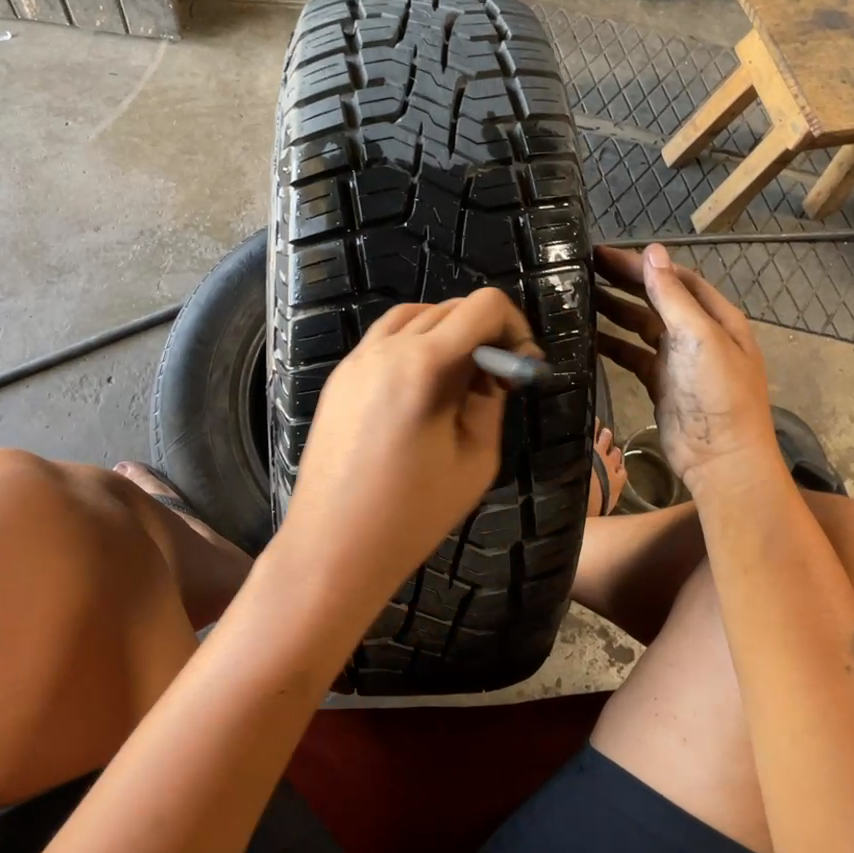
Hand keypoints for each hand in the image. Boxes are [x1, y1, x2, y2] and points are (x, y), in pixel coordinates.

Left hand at [277, 287, 537, 597]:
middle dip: (483, 332)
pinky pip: (383, 339)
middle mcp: (386, 348)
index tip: (521, 366)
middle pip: (449, 308)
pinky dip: (412, 344)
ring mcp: (355, 360)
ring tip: (460, 379)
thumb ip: (490, 401)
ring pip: (412, 316)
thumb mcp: (475, 459)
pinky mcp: (338, 378)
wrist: (332, 546)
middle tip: (497, 380)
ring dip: (446, 332)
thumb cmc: (412, 514)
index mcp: (424, 364)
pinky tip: (422, 387)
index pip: (483, 306)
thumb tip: (495, 370)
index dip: (514, 327)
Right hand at [593, 243, 776, 488]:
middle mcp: (697, 333)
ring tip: (580, 297)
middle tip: (584, 268)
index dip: (641, 264)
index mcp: (715, 317)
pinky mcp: (659, 382)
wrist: (721, 458)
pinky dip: (611, 345)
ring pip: (641, 325)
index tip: (603, 253)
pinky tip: (587, 338)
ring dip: (614, 310)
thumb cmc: (717, 393)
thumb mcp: (698, 337)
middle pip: (656, 298)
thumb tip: (653, 251)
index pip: (674, 278)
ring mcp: (677, 359)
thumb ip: (672, 296)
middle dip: (624, 281)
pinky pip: (631, 355)